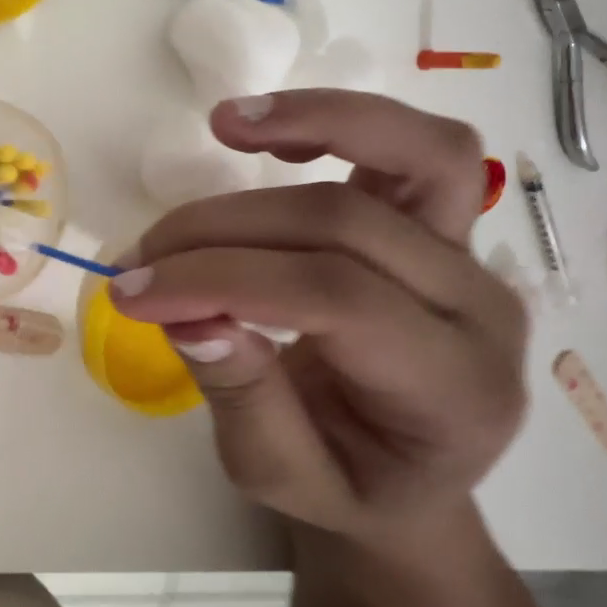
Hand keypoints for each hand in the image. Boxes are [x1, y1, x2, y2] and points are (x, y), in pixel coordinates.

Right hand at [107, 90, 527, 540]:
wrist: (402, 479)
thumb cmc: (340, 485)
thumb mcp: (277, 475)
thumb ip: (241, 399)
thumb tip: (186, 315)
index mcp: (452, 389)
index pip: (334, 298)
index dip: (219, 280)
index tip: (128, 291)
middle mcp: (479, 311)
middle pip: (346, 226)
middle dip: (220, 232)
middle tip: (138, 259)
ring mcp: (469, 258)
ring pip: (418, 154)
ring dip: (316, 122)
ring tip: (222, 124)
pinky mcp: (440, 228)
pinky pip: (413, 150)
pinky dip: (342, 122)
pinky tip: (261, 130)